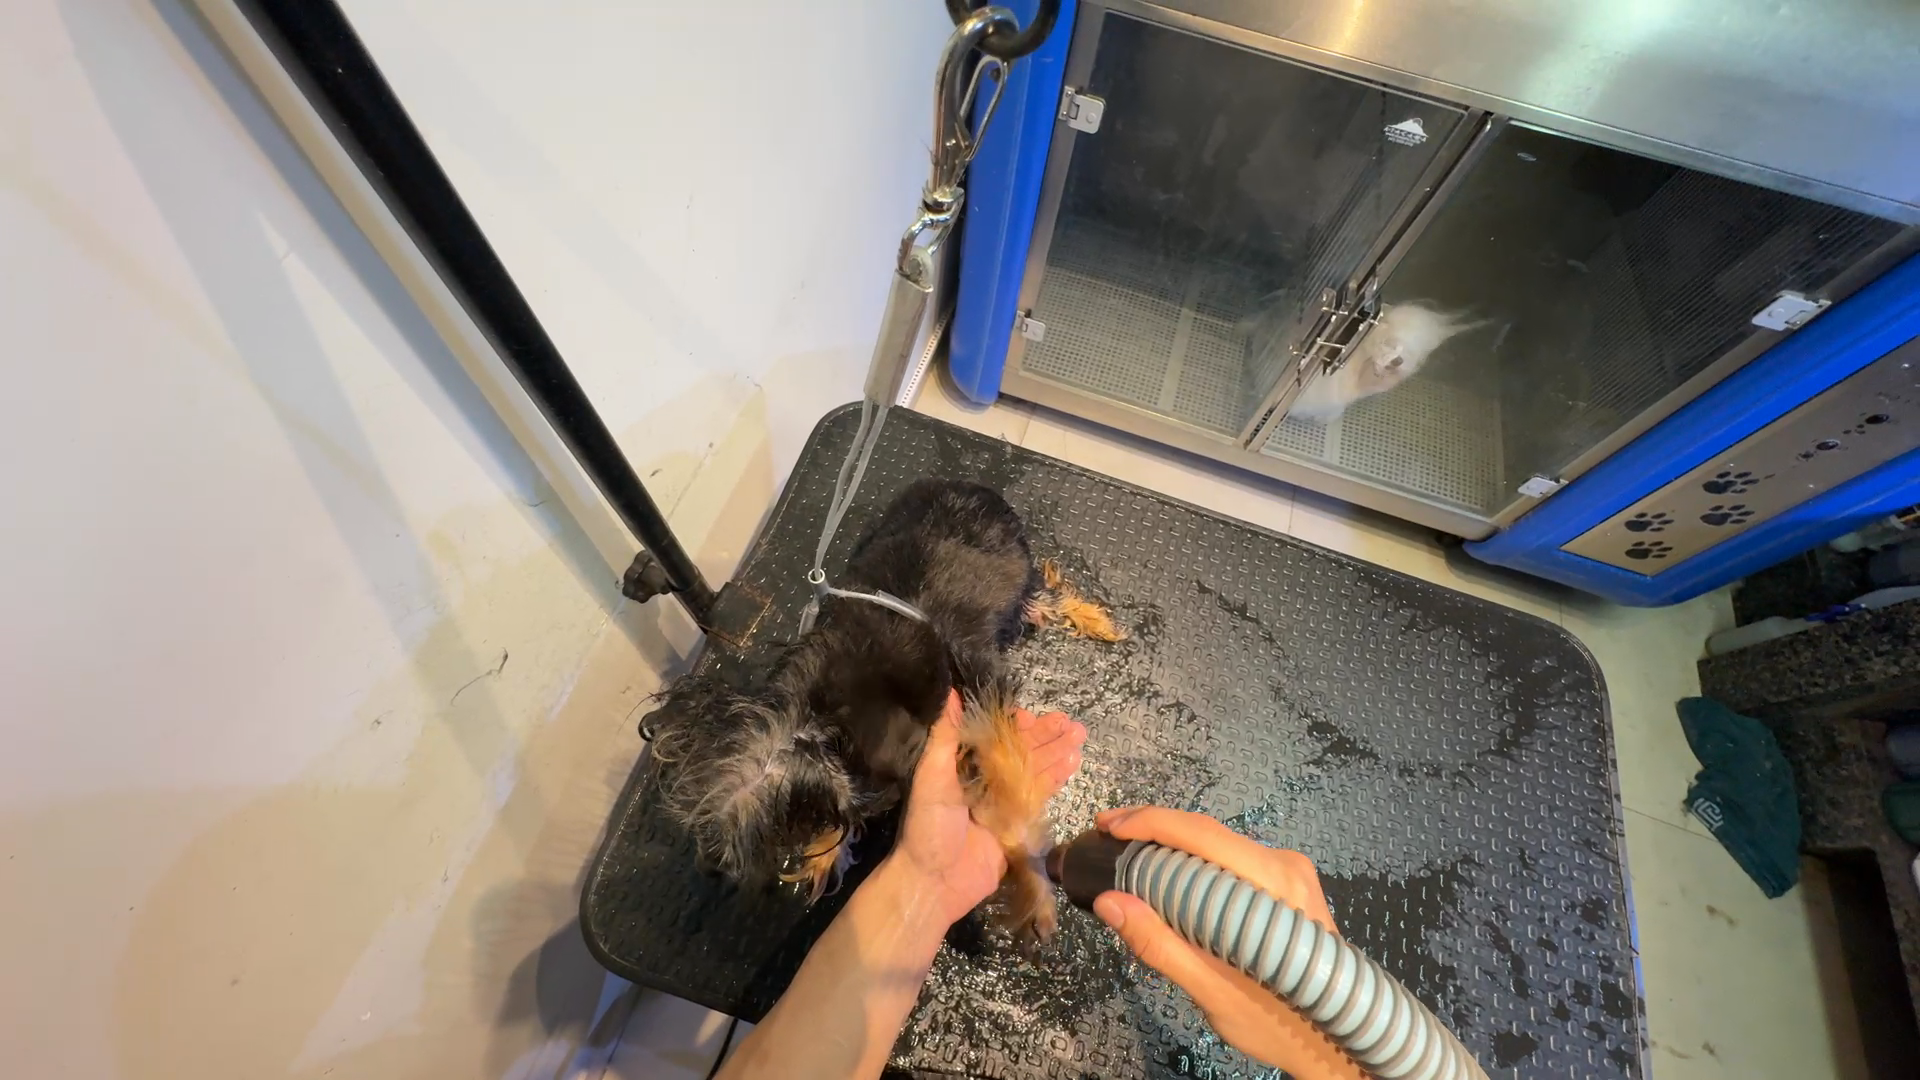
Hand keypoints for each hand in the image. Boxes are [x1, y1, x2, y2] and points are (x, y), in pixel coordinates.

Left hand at [886, 692, 1084, 927]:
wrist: (934, 882)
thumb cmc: (928, 826)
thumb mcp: (931, 776)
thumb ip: (945, 735)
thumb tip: (949, 692)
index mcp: (963, 763)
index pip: (994, 735)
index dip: (1014, 724)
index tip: (1031, 716)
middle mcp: (985, 778)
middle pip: (1020, 750)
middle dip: (1045, 735)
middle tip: (1069, 722)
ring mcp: (1003, 800)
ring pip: (1034, 769)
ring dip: (1056, 752)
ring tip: (1079, 735)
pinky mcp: (1017, 824)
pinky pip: (1039, 796)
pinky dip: (1056, 779)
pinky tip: (1072, 763)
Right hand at [1092, 807, 1367, 1079]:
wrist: (1338, 1043)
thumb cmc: (1277, 1021)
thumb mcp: (1213, 993)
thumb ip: (1160, 945)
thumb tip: (1106, 902)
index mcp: (1272, 884)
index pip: (1200, 833)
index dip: (1150, 821)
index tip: (1108, 825)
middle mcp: (1283, 862)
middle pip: (1205, 829)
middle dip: (1152, 824)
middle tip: (1107, 829)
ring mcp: (1288, 867)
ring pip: (1215, 838)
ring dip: (1169, 838)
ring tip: (1128, 844)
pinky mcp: (1286, 876)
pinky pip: (1227, 853)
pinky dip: (1191, 853)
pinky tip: (1167, 863)